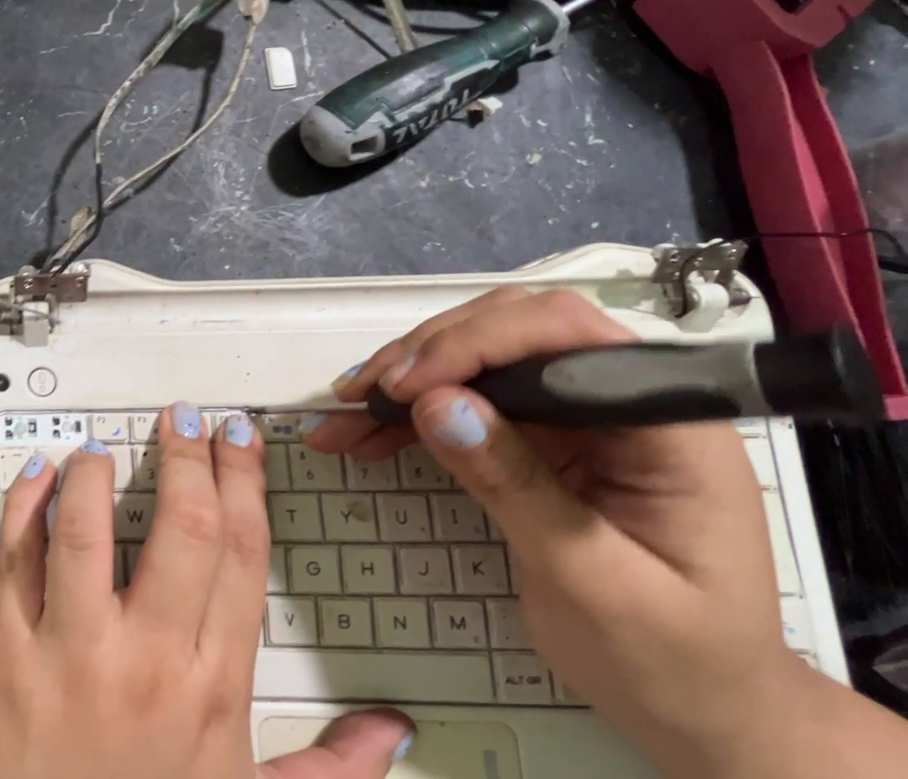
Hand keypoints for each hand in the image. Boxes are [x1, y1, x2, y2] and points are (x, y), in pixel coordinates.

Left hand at [0, 401, 415, 778]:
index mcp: (215, 683)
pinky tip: (39, 476)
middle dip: (186, 459)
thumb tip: (393, 732)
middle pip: (181, 529)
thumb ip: (330, 766)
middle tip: (184, 418)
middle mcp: (148, 657)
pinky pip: (15, 561)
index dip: (243, 483)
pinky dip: (24, 508)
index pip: (241, 554)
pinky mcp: (9, 652)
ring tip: (102, 447)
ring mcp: (72, 650)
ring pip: (86, 533)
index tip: (238, 439)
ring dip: (95, 476)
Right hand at [307, 287, 816, 776]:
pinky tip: (361, 432)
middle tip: (360, 396)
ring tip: (343, 414)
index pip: (568, 335)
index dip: (479, 342)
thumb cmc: (668, 655)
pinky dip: (408, 415)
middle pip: (513, 333)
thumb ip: (515, 485)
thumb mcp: (590, 579)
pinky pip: (465, 404)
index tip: (404, 387)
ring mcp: (579, 419)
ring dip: (405, 380)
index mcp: (668, 424)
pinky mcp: (542, 440)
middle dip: (429, 354)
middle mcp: (622, 402)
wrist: (694, 705)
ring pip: (479, 361)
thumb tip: (435, 406)